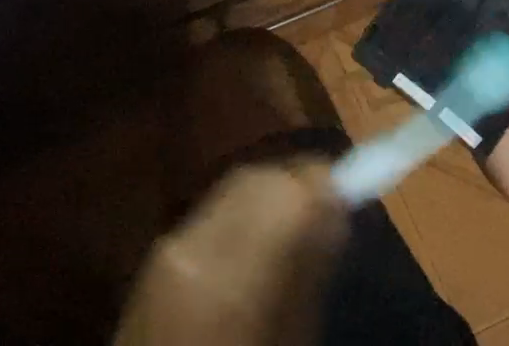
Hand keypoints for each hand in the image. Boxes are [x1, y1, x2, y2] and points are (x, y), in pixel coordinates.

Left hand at [114, 160, 348, 344]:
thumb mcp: (294, 338)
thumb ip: (310, 270)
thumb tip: (334, 206)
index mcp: (231, 278)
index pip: (284, 190)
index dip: (320, 178)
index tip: (350, 185)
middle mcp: (193, 244)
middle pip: (254, 179)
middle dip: (294, 181)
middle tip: (328, 202)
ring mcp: (168, 243)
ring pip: (232, 186)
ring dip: (268, 192)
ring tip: (295, 218)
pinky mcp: (159, 248)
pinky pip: (212, 209)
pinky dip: (241, 209)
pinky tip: (258, 234)